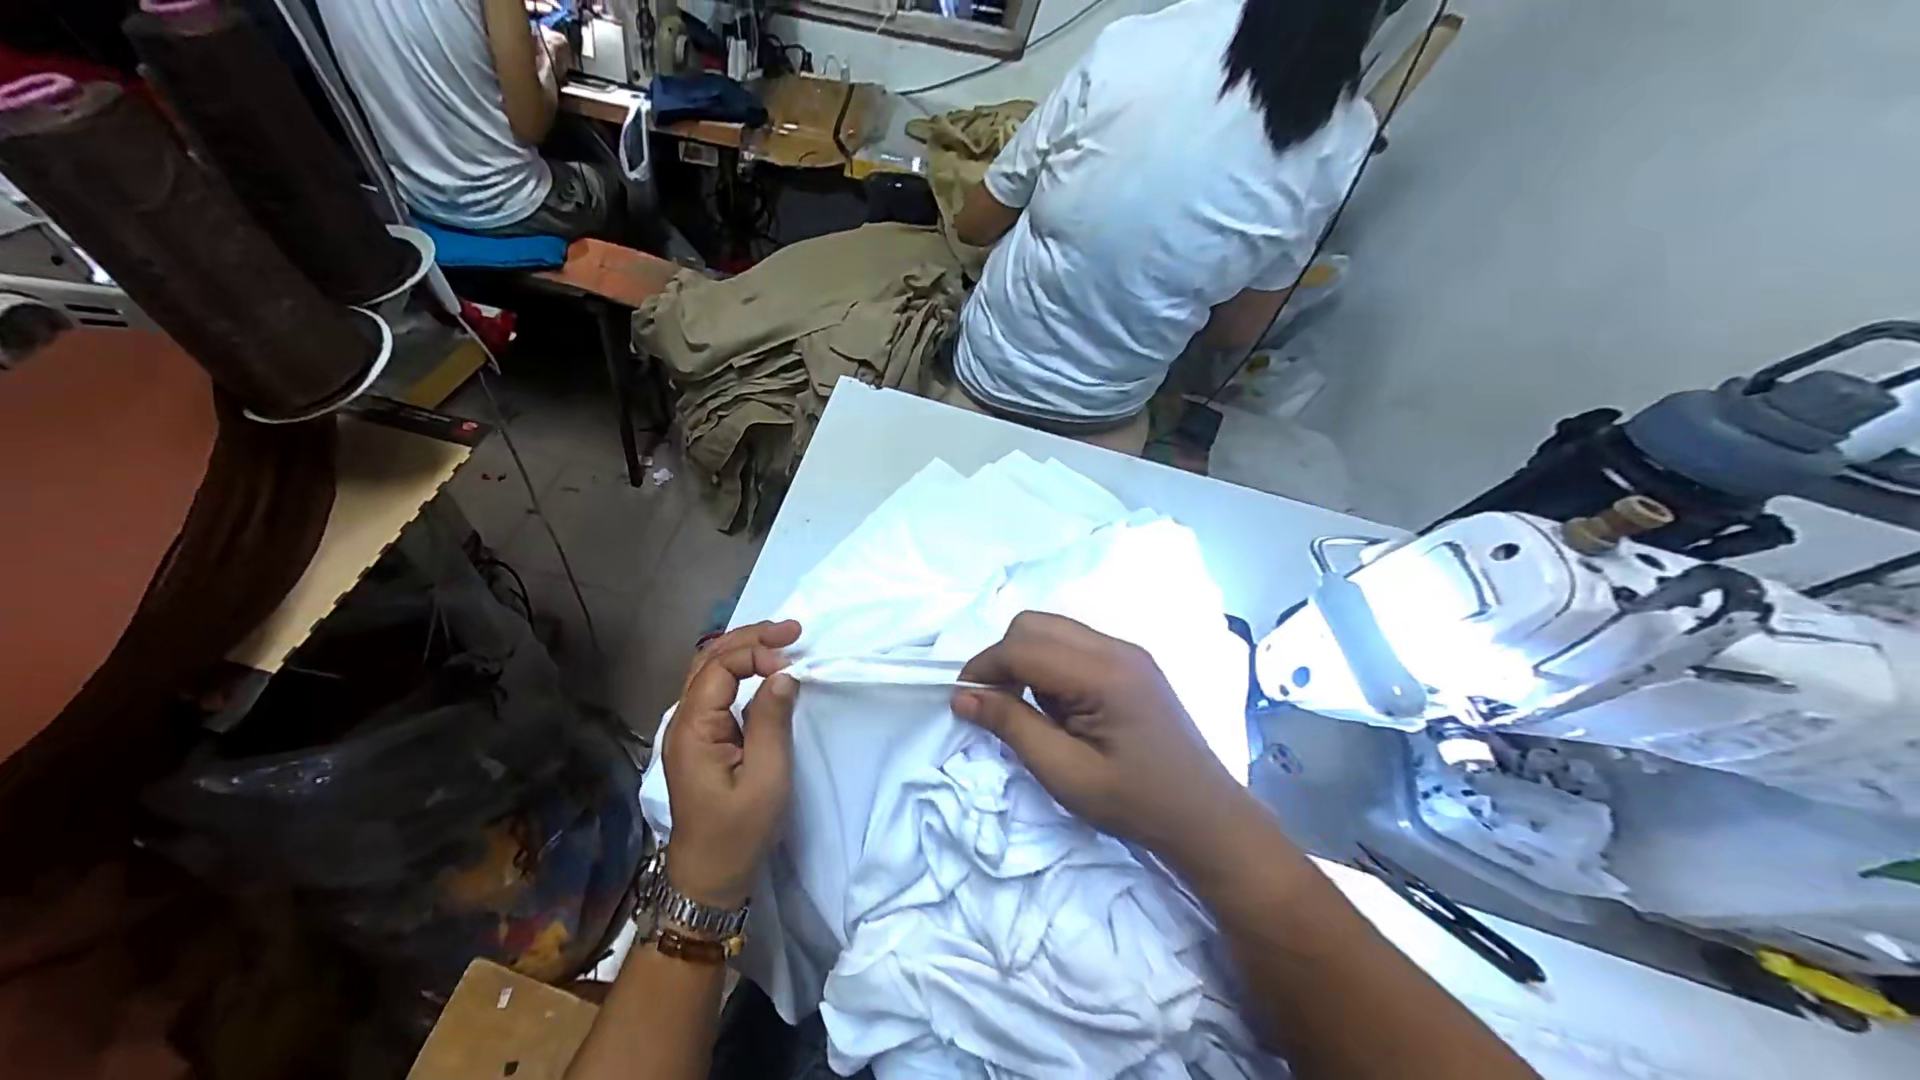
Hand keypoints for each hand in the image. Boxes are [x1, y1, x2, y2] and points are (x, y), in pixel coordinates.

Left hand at [662, 620, 801, 908]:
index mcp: (693, 728)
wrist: (710, 877)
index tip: (792, 665)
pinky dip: (740, 668)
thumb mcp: (767, 778)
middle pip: (709, 659)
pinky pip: (715, 688)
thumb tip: (784, 674)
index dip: (756, 655)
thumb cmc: (739, 831)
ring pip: (709, 669)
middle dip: (750, 637)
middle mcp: (683, 720)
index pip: (719, 667)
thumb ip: (773, 721)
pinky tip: (762, 666)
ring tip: (781, 639)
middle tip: (793, 630)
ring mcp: (689, 728)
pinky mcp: (701, 738)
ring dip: (743, 648)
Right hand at [953, 613, 1256, 863]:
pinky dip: (1050, 666)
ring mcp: (1127, 652)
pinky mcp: (1131, 663)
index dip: (984, 667)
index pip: (1024, 646)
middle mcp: (1116, 648)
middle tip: (999, 707)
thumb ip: (1012, 726)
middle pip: (1035, 624)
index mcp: (1104, 673)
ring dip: (1027, 661)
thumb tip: (963, 695)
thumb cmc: (1134, 802)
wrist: (1204, 816)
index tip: (964, 700)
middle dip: (1004, 658)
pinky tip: (1059, 708)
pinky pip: (1073, 645)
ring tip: (1032, 712)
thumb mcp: (1064, 773)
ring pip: (1053, 630)